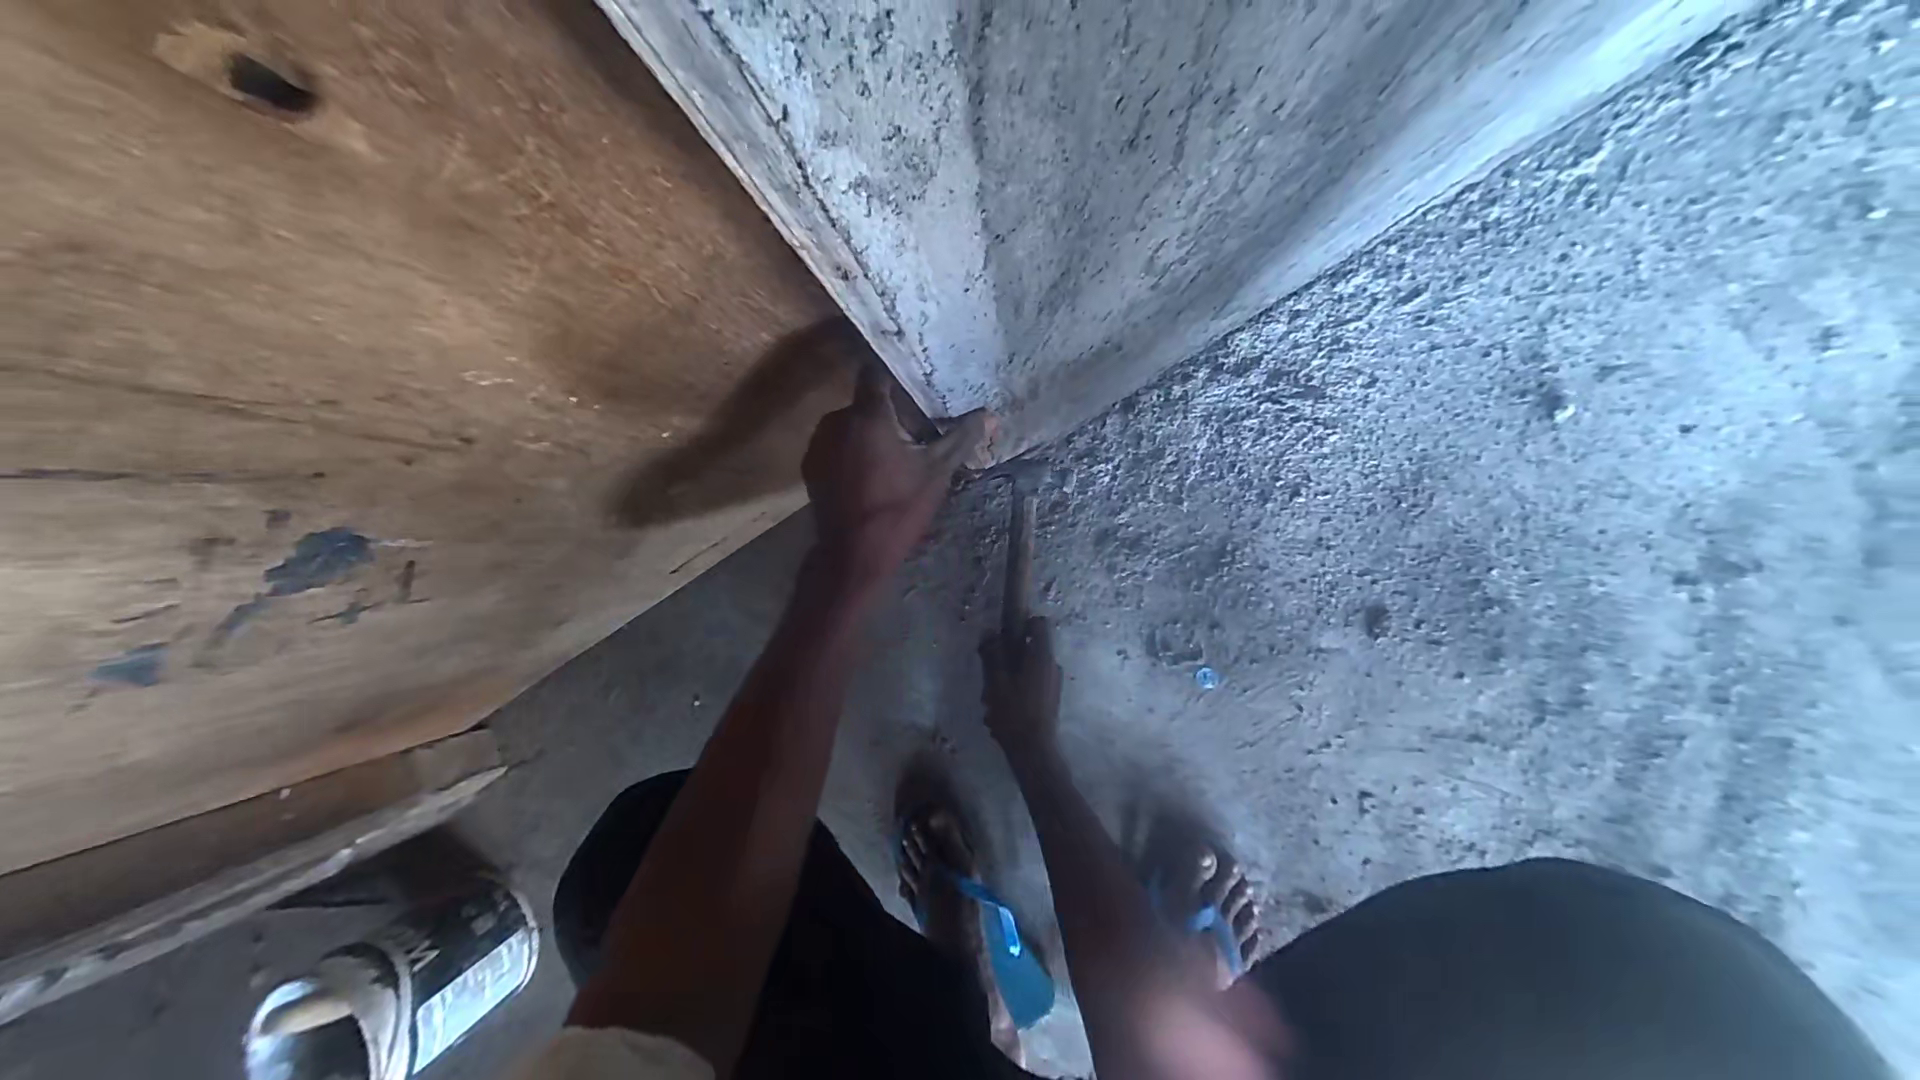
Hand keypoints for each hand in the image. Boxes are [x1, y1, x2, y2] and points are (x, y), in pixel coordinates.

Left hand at [802, 364, 989, 591]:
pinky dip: (853, 451)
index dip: (896, 373)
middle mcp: (836, 420)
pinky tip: (871, 473)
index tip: (916, 382)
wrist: (853, 556)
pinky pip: (836, 445)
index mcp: (868, 414)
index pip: (876, 371)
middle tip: (915, 429)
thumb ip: (962, 438)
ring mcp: (819, 444)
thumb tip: (991, 415)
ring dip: (871, 432)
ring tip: (895, 455)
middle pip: (866, 401)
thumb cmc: (898, 509)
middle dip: (890, 411)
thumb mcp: (937, 472)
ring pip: (851, 424)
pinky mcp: (811, 466)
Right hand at [979, 615, 1061, 756]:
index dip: (1022, 624)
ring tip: (991, 700)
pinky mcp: (1051, 698)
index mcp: (1042, 656)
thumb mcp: (996, 681)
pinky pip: (1031, 684)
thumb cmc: (1014, 712)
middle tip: (990, 675)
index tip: (1004, 636)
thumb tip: (988, 633)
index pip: (1039, 623)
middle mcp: (1052, 665)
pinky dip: (1016, 691)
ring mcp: (1054, 682)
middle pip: (1029, 647)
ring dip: (1008, 677)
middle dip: (1008, 657)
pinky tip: (1001, 712)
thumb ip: (992, 654)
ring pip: (1027, 668)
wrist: (1034, 750)